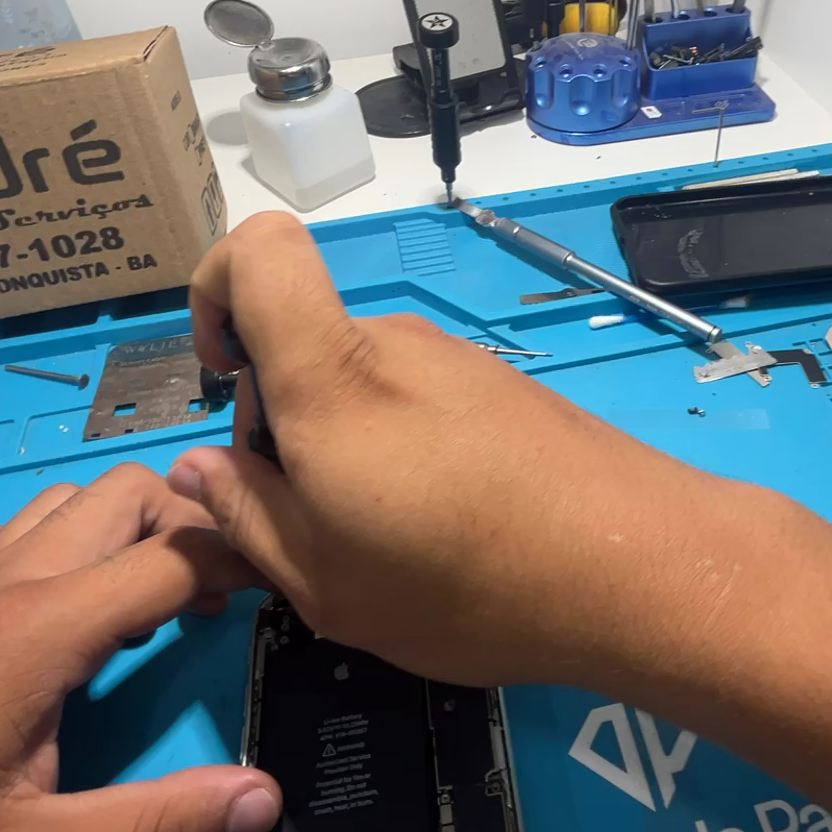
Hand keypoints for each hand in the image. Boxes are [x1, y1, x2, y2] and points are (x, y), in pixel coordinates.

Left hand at [0, 465, 279, 831]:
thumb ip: (155, 827)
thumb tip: (265, 796)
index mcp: (37, 629)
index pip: (176, 554)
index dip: (244, 559)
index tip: (283, 583)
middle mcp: (3, 583)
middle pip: (124, 494)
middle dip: (188, 523)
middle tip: (214, 596)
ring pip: (67, 503)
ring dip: (124, 531)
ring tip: (146, 603)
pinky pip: (14, 537)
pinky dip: (63, 548)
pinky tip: (58, 617)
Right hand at [169, 213, 818, 688]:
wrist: (632, 562)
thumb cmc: (464, 581)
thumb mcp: (326, 581)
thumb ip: (247, 514)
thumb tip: (200, 466)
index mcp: (332, 376)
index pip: (260, 250)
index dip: (216, 290)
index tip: (225, 374)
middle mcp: (392, 343)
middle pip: (300, 343)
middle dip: (281, 421)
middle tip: (316, 522)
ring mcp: (453, 359)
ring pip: (357, 379)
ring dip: (343, 445)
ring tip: (386, 536)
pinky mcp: (496, 383)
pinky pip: (413, 396)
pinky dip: (397, 444)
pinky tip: (443, 520)